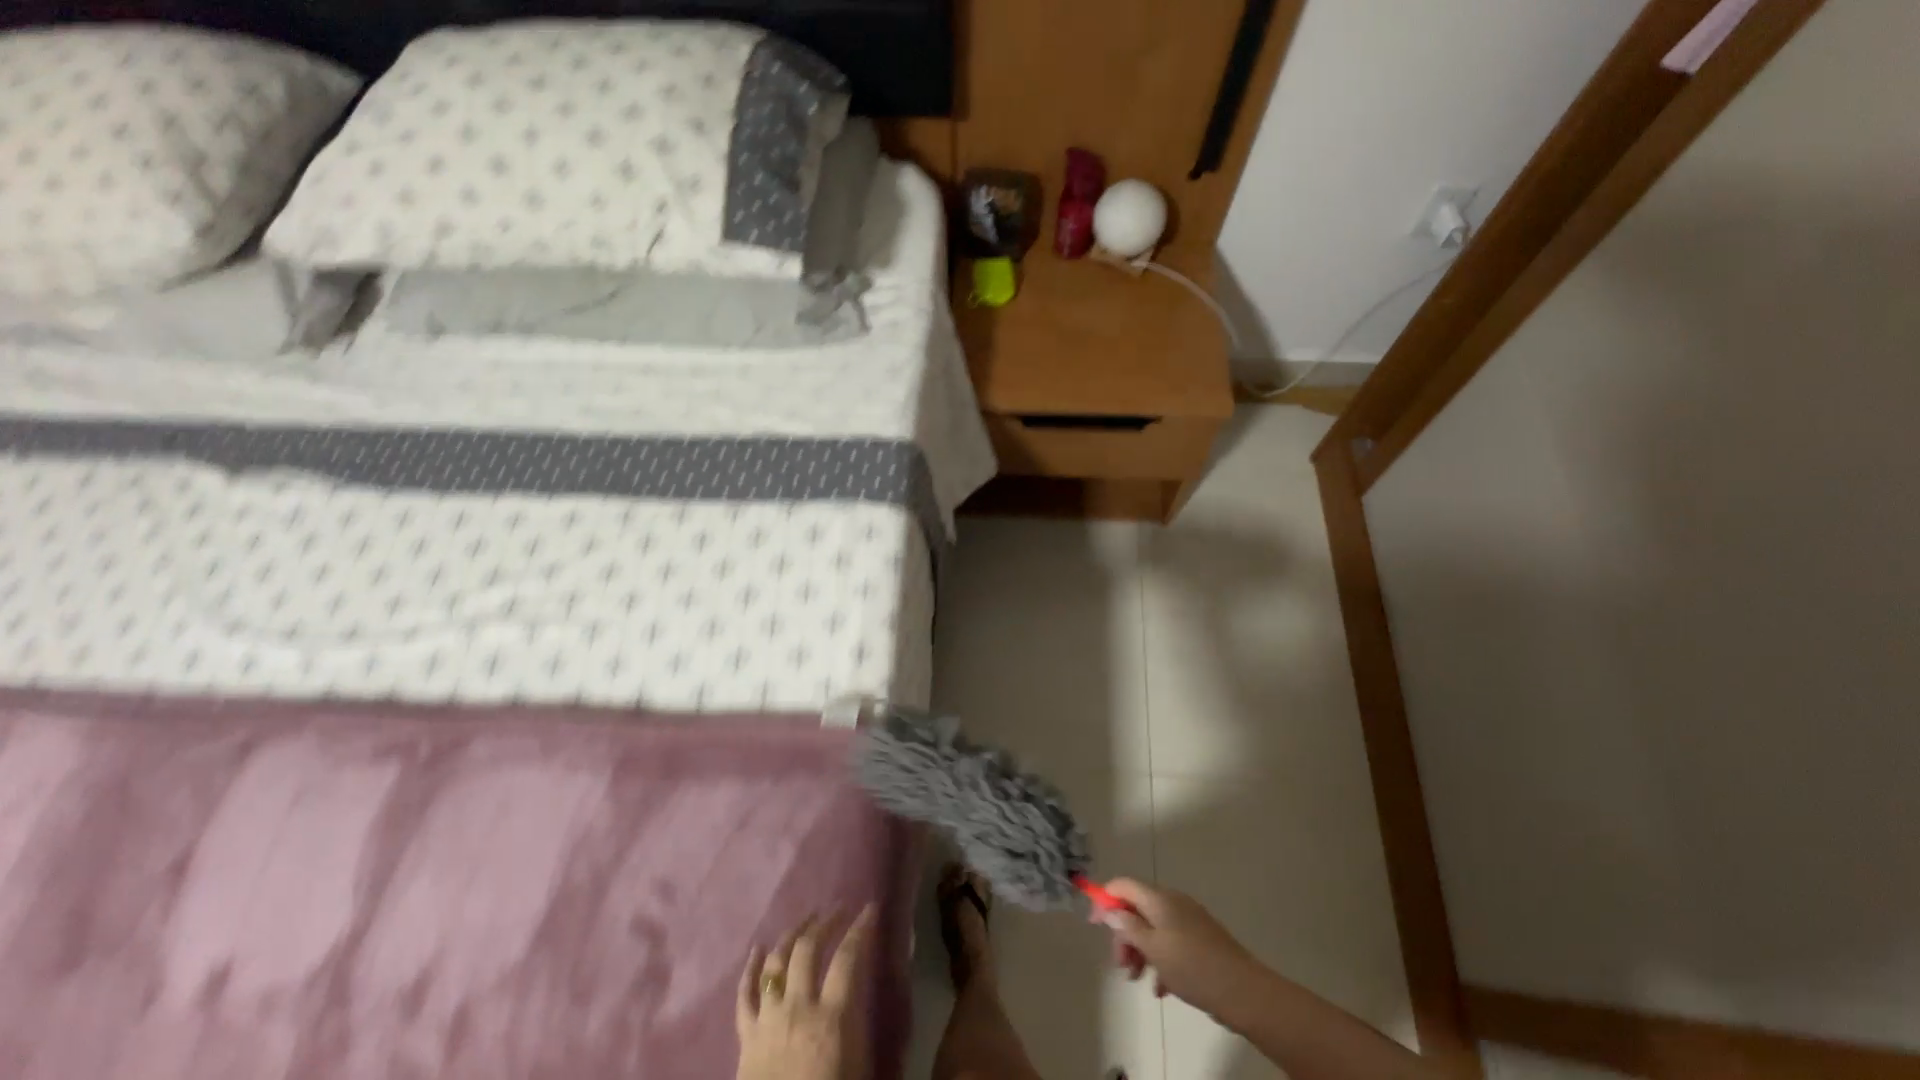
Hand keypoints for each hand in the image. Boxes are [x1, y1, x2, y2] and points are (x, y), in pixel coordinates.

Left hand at [736, 906, 876, 1079]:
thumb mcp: (860, 1066)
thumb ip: (861, 1027)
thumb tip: (866, 995)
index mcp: (832, 1018)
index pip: (848, 959)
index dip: (860, 929)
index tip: (869, 909)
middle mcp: (798, 1008)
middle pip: (808, 950)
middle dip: (824, 923)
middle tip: (836, 909)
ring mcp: (767, 1019)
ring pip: (775, 963)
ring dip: (791, 935)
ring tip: (805, 921)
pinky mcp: (745, 1036)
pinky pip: (744, 994)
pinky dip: (750, 968)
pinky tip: (757, 949)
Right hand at [1096, 879, 1259, 1019]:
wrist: (1241, 990)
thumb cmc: (1191, 966)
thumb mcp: (1152, 948)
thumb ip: (1128, 927)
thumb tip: (1110, 910)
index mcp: (1160, 899)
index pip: (1124, 885)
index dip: (1105, 899)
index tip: (1095, 924)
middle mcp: (1174, 903)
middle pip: (1137, 909)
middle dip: (1124, 935)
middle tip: (1121, 965)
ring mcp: (1189, 922)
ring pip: (1153, 930)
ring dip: (1140, 951)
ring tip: (1138, 979)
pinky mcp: (1200, 940)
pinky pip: (1170, 943)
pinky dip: (1160, 960)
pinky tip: (1161, 987)